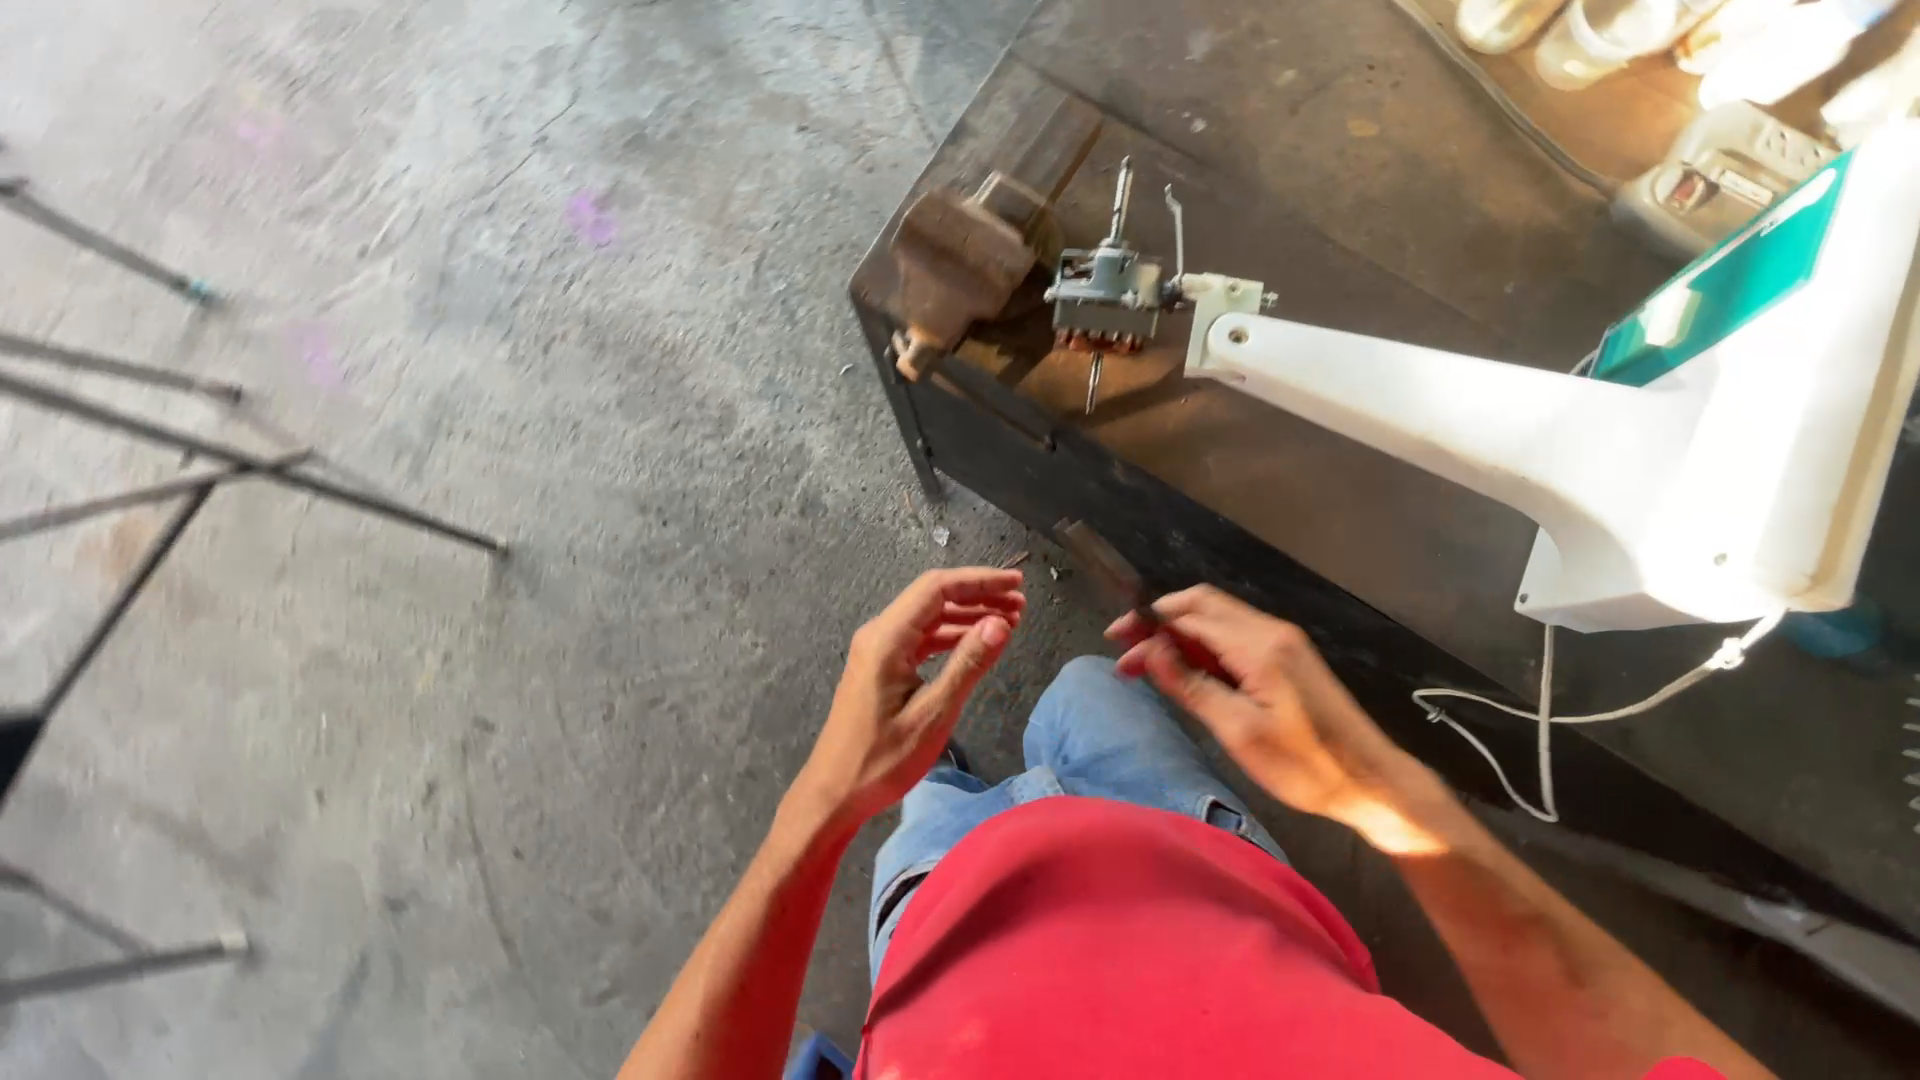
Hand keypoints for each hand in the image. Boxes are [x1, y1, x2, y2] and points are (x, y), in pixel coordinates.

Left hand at [789, 567, 1023, 833]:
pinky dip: (951, 636)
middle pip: (933, 598)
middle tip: (1020, 604)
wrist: (834, 793)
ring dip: (967, 616)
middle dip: (978, 596)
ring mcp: (877, 650)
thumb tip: (1001, 622)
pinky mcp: (881, 667)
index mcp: (887, 638)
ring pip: (929, 618)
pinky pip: (921, 639)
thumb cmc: (882, 759)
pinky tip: (977, 644)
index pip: (936, 588)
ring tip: (1009, 622)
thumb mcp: (933, 714)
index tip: (1017, 583)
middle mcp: (879, 634)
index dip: (979, 581)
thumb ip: (968, 664)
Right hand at [1106, 585, 1453, 854]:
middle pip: (1203, 604)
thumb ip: (1192, 686)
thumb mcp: (1239, 731)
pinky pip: (1234, 635)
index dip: (1149, 624)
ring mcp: (1282, 642)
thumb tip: (1151, 649)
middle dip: (1159, 620)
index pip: (1190, 617)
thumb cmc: (1304, 765)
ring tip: (1147, 664)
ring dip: (1178, 633)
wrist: (1372, 782)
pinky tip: (1185, 669)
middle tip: (1125, 647)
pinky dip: (1202, 645)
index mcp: (1259, 646)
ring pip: (1217, 618)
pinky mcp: (1288, 657)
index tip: (1116, 642)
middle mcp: (1271, 631)